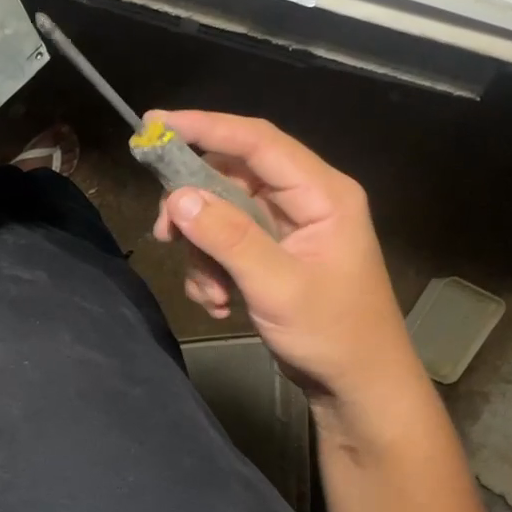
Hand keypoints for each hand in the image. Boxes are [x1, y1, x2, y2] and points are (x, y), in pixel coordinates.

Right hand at [149, 110, 419, 401]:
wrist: (357, 386)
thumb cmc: (333, 334)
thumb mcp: (278, 286)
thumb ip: (228, 238)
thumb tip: (177, 198)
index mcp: (322, 194)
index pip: (256, 141)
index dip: (204, 127)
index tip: (154, 124)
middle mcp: (303, 200)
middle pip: (229, 176)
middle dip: (192, 206)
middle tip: (163, 233)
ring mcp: (285, 227)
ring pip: (219, 213)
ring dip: (201, 251)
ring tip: (210, 291)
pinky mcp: (270, 252)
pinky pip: (223, 242)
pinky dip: (210, 270)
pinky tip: (219, 303)